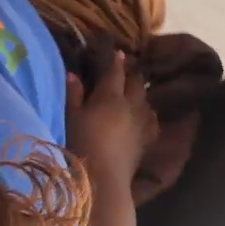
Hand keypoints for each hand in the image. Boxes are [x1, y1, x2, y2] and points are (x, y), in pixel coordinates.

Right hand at [65, 52, 157, 189]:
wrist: (105, 174)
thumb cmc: (83, 141)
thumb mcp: (72, 116)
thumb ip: (75, 94)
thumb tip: (73, 74)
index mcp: (110, 97)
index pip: (116, 73)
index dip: (116, 60)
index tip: (118, 51)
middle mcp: (131, 105)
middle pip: (136, 83)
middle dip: (132, 73)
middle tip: (127, 68)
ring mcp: (143, 121)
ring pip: (146, 99)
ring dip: (140, 92)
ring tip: (135, 90)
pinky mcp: (148, 137)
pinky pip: (152, 117)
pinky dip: (147, 111)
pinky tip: (144, 114)